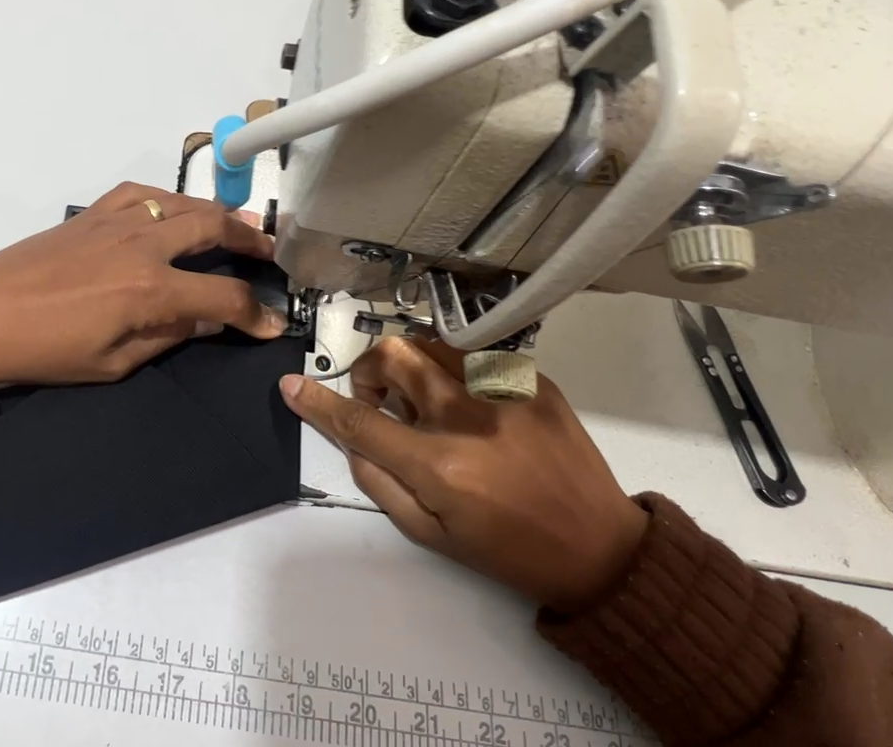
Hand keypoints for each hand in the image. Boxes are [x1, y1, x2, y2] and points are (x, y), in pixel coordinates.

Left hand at [0, 183, 285, 386]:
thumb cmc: (47, 351)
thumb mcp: (114, 362)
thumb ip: (168, 334)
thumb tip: (207, 319)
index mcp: (151, 290)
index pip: (224, 296)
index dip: (255, 312)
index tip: (272, 322)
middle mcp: (143, 245)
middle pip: (214, 228)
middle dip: (250, 240)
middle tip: (269, 252)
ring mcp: (117, 221)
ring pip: (183, 203)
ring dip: (217, 213)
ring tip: (236, 225)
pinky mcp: (94, 213)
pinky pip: (142, 193)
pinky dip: (169, 199)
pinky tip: (175, 210)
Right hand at [279, 339, 646, 612]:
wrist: (600, 548)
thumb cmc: (507, 550)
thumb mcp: (431, 534)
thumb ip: (379, 483)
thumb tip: (351, 438)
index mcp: (440, 466)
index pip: (360, 422)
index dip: (319, 403)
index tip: (292, 386)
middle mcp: (469, 417)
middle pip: (394, 356)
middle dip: (370, 372)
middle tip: (381, 401)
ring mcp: (506, 391)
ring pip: (431, 342)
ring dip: (410, 365)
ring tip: (426, 400)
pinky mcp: (534, 380)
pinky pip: (475, 354)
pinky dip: (454, 371)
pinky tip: (470, 403)